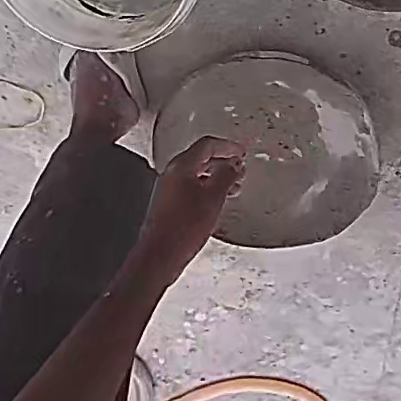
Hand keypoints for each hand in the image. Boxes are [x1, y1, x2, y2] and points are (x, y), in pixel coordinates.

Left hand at [125, 136, 246, 288]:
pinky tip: (217, 199)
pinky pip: (191, 186)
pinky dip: (207, 187)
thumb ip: (226, 176)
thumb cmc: (183, 229)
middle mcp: (172, 173)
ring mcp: (168, 188)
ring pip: (197, 172)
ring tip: (234, 185)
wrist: (159, 256)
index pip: (208, 145)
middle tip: (240, 167)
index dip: (228, 146)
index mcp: (181, 166)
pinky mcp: (168, 203)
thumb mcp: (214, 198)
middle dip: (223, 161)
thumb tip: (234, 164)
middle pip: (201, 157)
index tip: (241, 152)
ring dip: (217, 175)